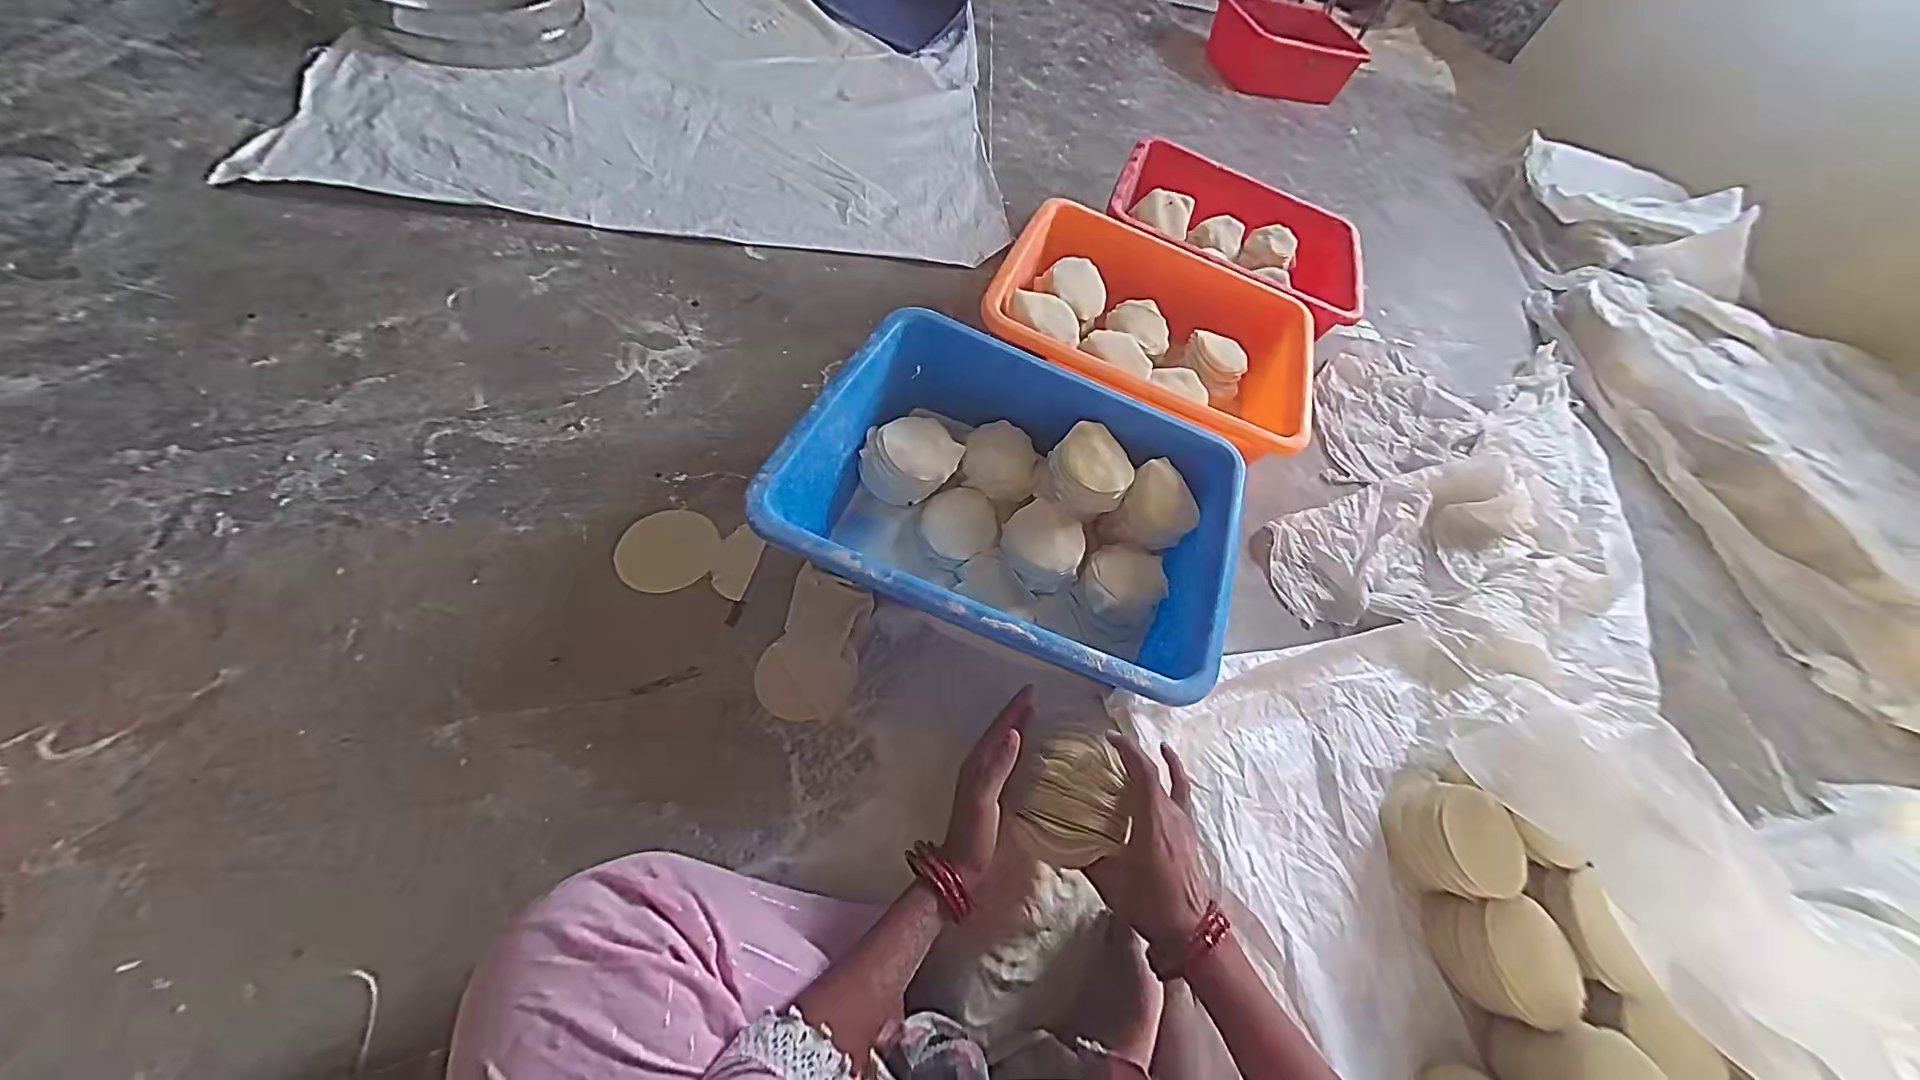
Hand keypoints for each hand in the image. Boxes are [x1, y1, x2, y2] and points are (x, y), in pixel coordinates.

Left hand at [941, 686, 1033, 882]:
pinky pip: (1007, 758)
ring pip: (1002, 743)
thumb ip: (997, 768)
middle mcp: (979, 765)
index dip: (1014, 709)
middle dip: (1016, 712)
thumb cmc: (973, 835)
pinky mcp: (992, 791)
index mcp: (978, 763)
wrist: (961, 867)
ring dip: (1016, 726)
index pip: (1000, 729)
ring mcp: (985, 778)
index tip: (1030, 690)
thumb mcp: (984, 800)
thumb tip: (1014, 734)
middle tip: (1034, 695)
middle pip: (1000, 731)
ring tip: (1032, 713)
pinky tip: (1026, 749)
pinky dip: (1017, 746)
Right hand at [1085, 735, 1211, 953]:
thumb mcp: (1110, 881)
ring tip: (1158, 750)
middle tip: (1119, 746)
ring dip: (1164, 764)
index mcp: (1153, 818)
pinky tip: (1172, 783)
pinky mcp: (1191, 835)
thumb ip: (1086, 857)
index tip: (1111, 738)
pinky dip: (1178, 783)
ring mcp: (1185, 824)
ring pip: (1176, 783)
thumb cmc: (1149, 902)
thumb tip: (1061, 842)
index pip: (1142, 772)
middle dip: (1137, 754)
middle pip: (1157, 773)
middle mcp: (1172, 814)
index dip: (1127, 750)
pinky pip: (1185, 799)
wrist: (1189, 931)